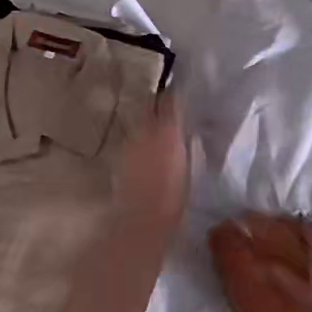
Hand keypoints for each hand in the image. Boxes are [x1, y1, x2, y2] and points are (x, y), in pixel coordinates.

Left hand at [115, 91, 187, 229]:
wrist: (143, 219)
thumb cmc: (175, 196)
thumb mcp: (190, 165)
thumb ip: (186, 141)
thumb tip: (186, 127)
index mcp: (168, 131)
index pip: (170, 100)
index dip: (174, 94)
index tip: (180, 91)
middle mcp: (146, 130)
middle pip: (150, 104)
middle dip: (158, 100)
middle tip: (168, 102)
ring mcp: (131, 141)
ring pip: (140, 120)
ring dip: (148, 118)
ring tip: (158, 124)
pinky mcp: (121, 155)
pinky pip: (133, 137)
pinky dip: (140, 137)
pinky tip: (146, 147)